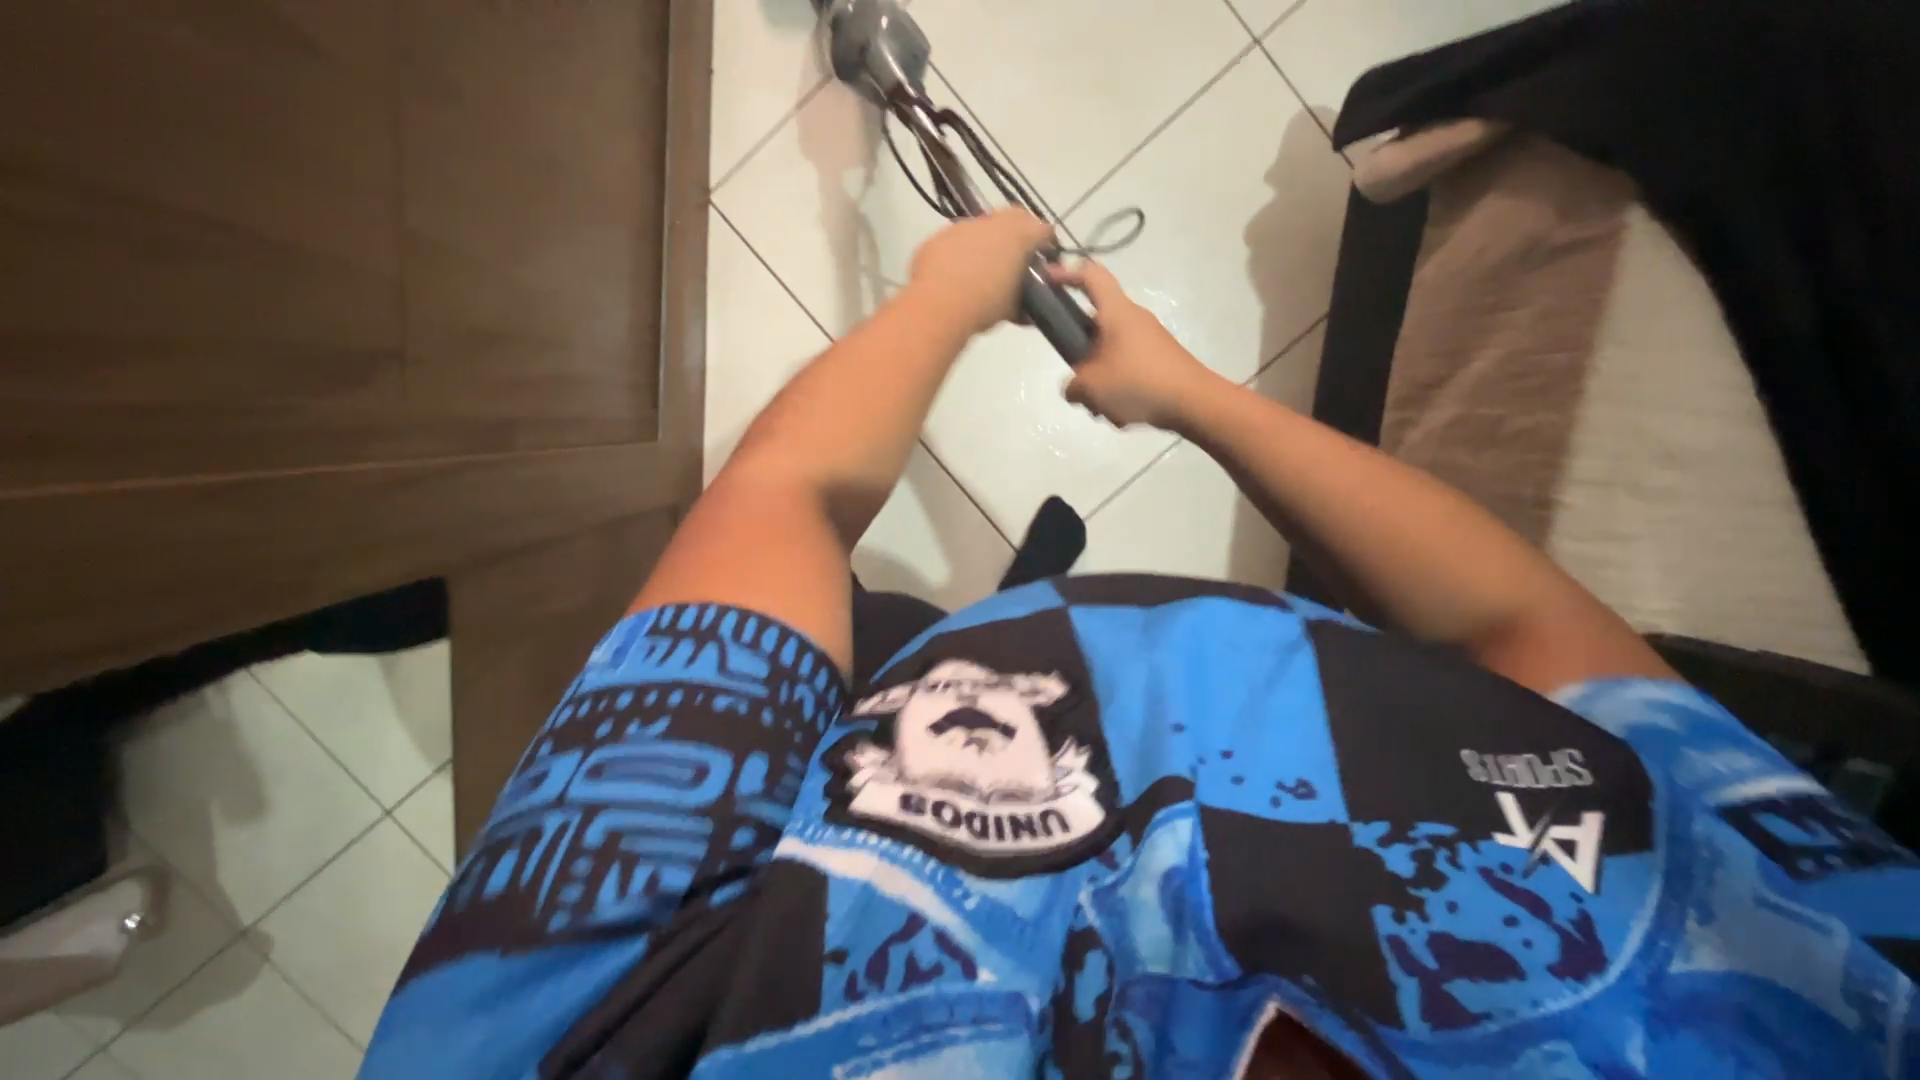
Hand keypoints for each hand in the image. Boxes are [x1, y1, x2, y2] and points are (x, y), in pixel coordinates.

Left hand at [906, 209, 1056, 334]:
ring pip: (982, 228)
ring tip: (981, 270)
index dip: (1045, 243)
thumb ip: (1023, 300)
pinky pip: (955, 240)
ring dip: (986, 243)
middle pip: (1013, 218)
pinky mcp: (938, 237)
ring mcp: (962, 227)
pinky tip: (954, 274)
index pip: (1042, 230)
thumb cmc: (984, 305)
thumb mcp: (1013, 307)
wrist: (938, 307)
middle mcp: (992, 223)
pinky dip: (960, 252)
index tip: (1044, 258)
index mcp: (1018, 236)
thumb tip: (1027, 308)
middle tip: (1015, 258)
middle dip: (1018, 234)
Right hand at [1051, 261, 1216, 429]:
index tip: (1046, 281)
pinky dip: (1119, 391)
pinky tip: (1122, 414)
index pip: (1090, 275)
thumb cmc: (1138, 383)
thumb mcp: (1091, 387)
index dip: (1066, 273)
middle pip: (1095, 328)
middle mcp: (1133, 319)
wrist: (1194, 402)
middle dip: (1081, 358)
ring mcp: (1148, 341)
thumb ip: (1072, 385)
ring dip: (1100, 383)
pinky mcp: (1159, 362)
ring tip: (1102, 408)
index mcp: (1116, 312)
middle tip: (1076, 379)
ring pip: (1109, 357)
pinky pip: (1127, 372)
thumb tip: (1074, 388)